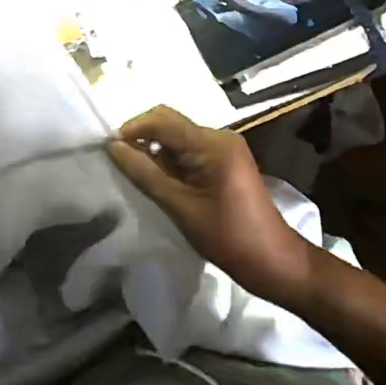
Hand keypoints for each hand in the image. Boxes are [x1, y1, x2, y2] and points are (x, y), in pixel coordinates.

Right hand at [106, 107, 311, 302]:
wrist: (276, 264)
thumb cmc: (229, 238)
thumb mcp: (180, 207)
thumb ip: (145, 173)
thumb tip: (113, 147)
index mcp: (212, 143)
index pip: (162, 120)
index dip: (132, 129)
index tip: (109, 149)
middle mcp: (219, 136)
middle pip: (169, 122)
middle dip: (141, 136)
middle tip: (120, 161)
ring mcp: (223, 147)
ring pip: (176, 136)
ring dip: (154, 149)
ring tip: (136, 173)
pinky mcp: (224, 160)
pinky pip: (188, 149)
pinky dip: (169, 159)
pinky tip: (158, 179)